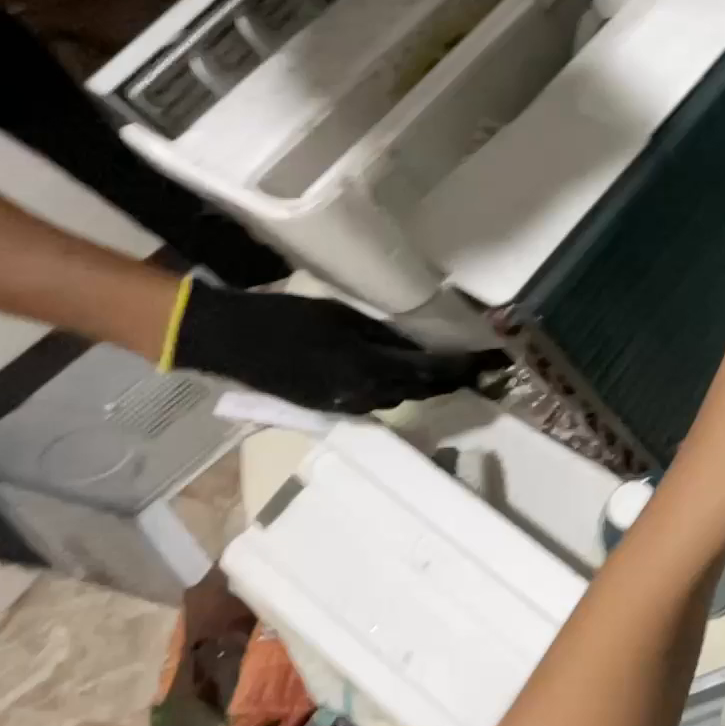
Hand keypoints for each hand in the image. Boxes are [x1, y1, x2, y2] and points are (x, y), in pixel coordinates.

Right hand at [171, 282, 505, 413]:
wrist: (226, 340)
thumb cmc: (286, 318)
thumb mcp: (344, 318)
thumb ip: (387, 337)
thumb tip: (423, 346)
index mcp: (371, 369)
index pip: (436, 373)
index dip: (470, 368)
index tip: (498, 361)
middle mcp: (367, 395)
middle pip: (428, 391)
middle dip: (460, 379)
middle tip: (487, 368)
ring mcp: (350, 405)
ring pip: (407, 398)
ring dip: (434, 385)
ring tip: (460, 370)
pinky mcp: (335, 408)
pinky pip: (383, 400)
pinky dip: (406, 388)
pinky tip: (416, 376)